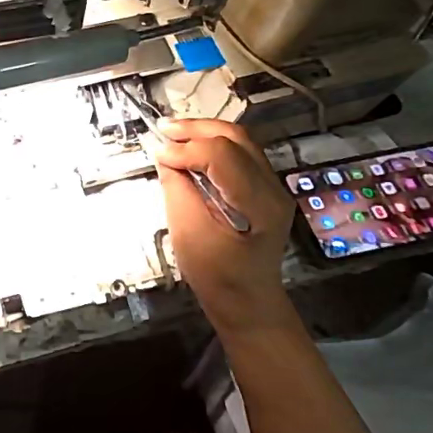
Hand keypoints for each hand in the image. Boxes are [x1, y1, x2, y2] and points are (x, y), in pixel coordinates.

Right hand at [150, 119, 296, 329]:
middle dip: (197, 129)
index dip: (187, 149)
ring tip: (173, 134)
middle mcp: (274, 188)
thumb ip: (177, 189)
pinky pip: (241, 153)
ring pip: (240, 140)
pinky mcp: (266, 187)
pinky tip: (191, 148)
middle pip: (236, 138)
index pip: (224, 156)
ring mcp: (274, 186)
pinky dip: (214, 145)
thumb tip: (166, 155)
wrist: (248, 302)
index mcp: (260, 204)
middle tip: (163, 130)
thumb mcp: (189, 235)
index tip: (158, 153)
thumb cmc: (218, 277)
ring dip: (205, 132)